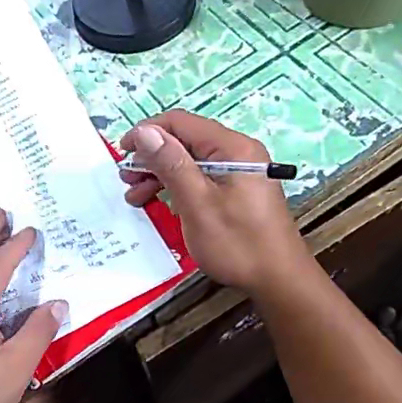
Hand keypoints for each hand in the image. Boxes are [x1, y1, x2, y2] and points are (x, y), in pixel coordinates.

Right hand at [120, 110, 315, 297]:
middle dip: (152, 157)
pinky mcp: (238, 190)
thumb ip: (171, 164)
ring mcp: (239, 172)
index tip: (123, 152)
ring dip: (161, 174)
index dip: (147, 133)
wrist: (279, 279)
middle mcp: (238, 152)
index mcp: (232, 148)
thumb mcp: (198, 204)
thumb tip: (145, 132)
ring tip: (137, 195)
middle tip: (127, 180)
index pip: (181, 123)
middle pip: (185, 141)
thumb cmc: (238, 244)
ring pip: (191, 161)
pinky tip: (162, 202)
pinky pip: (202, 178)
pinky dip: (178, 187)